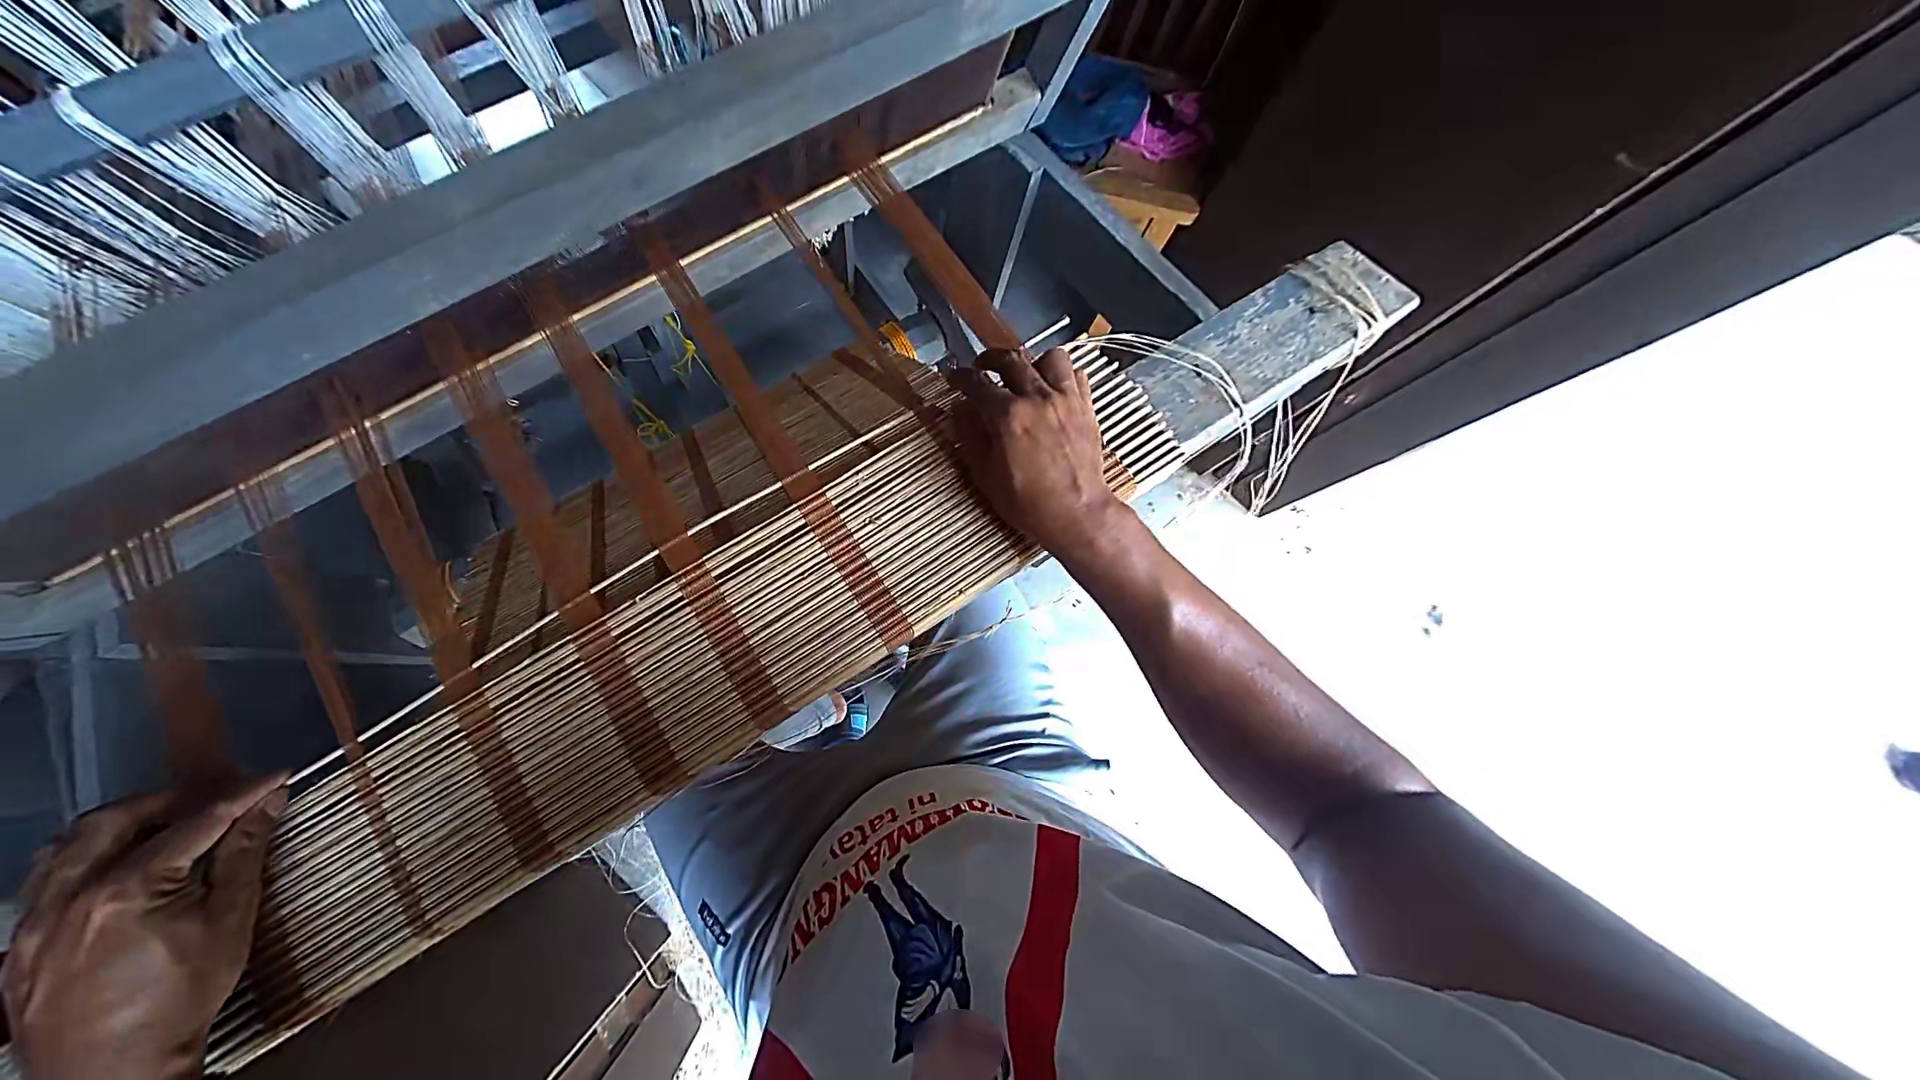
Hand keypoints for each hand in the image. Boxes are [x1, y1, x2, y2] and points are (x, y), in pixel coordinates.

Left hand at [3, 775, 288, 1079]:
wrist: (114, 1070)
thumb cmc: (185, 990)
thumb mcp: (230, 917)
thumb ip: (246, 853)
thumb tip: (270, 802)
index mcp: (126, 889)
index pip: (196, 821)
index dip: (242, 794)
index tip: (275, 777)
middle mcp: (67, 898)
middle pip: (115, 820)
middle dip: (173, 799)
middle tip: (218, 798)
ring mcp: (31, 925)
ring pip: (67, 847)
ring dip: (122, 824)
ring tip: (168, 825)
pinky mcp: (18, 947)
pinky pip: (45, 883)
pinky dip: (87, 858)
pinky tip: (120, 867)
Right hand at [955, 348, 1131, 560]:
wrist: (1076, 514)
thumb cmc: (1031, 503)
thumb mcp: (986, 475)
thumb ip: (970, 436)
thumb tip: (959, 411)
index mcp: (1008, 416)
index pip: (977, 382)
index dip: (961, 377)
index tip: (955, 378)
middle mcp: (1038, 399)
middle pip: (1010, 359)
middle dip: (990, 359)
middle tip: (981, 367)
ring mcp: (1065, 401)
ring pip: (1049, 357)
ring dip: (1032, 360)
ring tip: (1024, 374)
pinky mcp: (1085, 409)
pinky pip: (1076, 375)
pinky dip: (1062, 375)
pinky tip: (1053, 388)